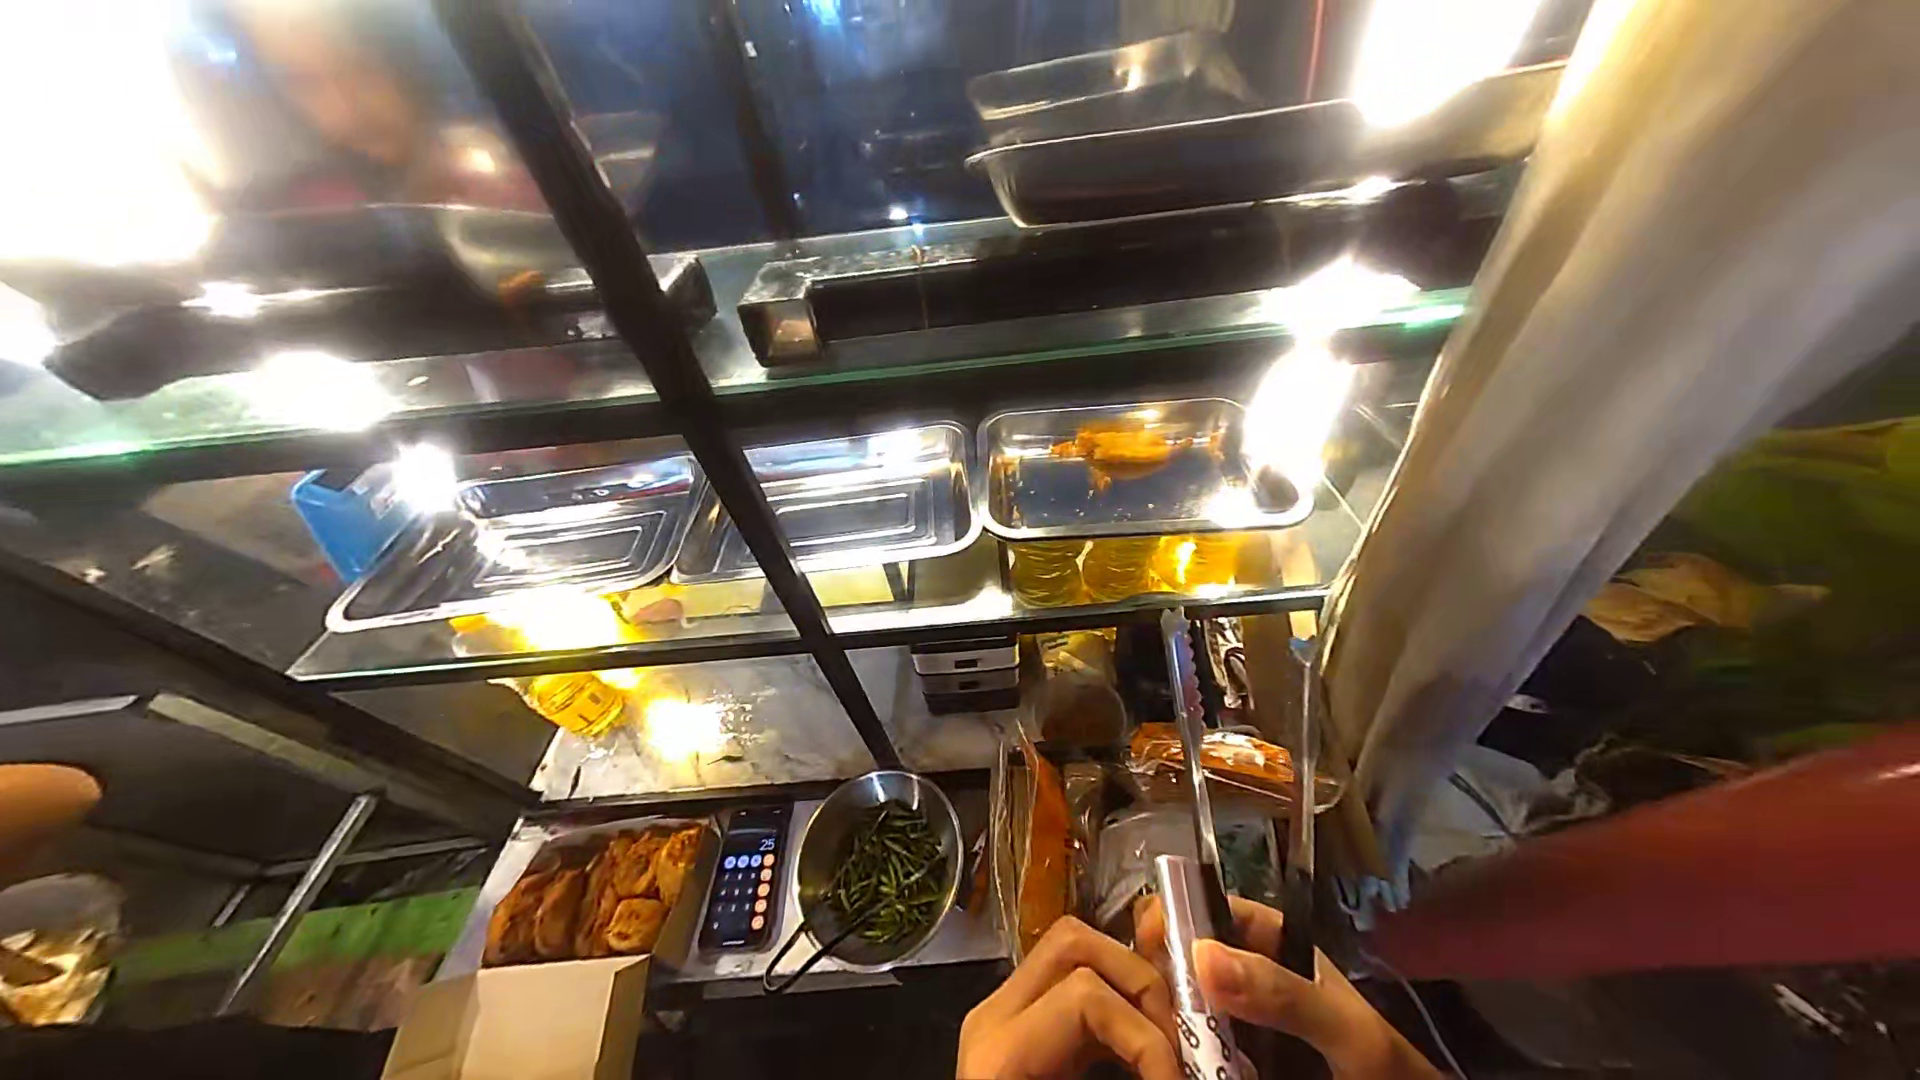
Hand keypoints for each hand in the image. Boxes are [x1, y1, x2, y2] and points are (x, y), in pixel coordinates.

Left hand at [958, 916, 1181, 1079]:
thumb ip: (1128, 1071)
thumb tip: (1185, 1067)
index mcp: (1000, 1048)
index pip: (1086, 994)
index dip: (1147, 1038)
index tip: (1180, 1079)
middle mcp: (994, 1012)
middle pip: (1074, 942)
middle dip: (1140, 983)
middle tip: (1181, 1045)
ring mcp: (1000, 1012)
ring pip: (1073, 953)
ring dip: (1129, 987)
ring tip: (1168, 1042)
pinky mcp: (1013, 1028)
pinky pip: (1068, 988)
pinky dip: (1112, 1007)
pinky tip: (1139, 1049)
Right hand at [1135, 896, 1443, 1079]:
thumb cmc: (1388, 1074)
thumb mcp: (1346, 1032)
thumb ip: (1282, 992)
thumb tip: (1200, 955)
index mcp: (1264, 936)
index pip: (1201, 903)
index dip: (1169, 916)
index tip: (1148, 947)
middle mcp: (1240, 965)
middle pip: (1177, 946)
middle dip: (1158, 967)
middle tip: (1157, 1004)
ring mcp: (1231, 1012)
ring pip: (1175, 992)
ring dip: (1163, 1010)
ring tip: (1161, 1037)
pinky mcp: (1225, 1053)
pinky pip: (1186, 1037)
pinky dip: (1173, 1044)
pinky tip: (1170, 1057)